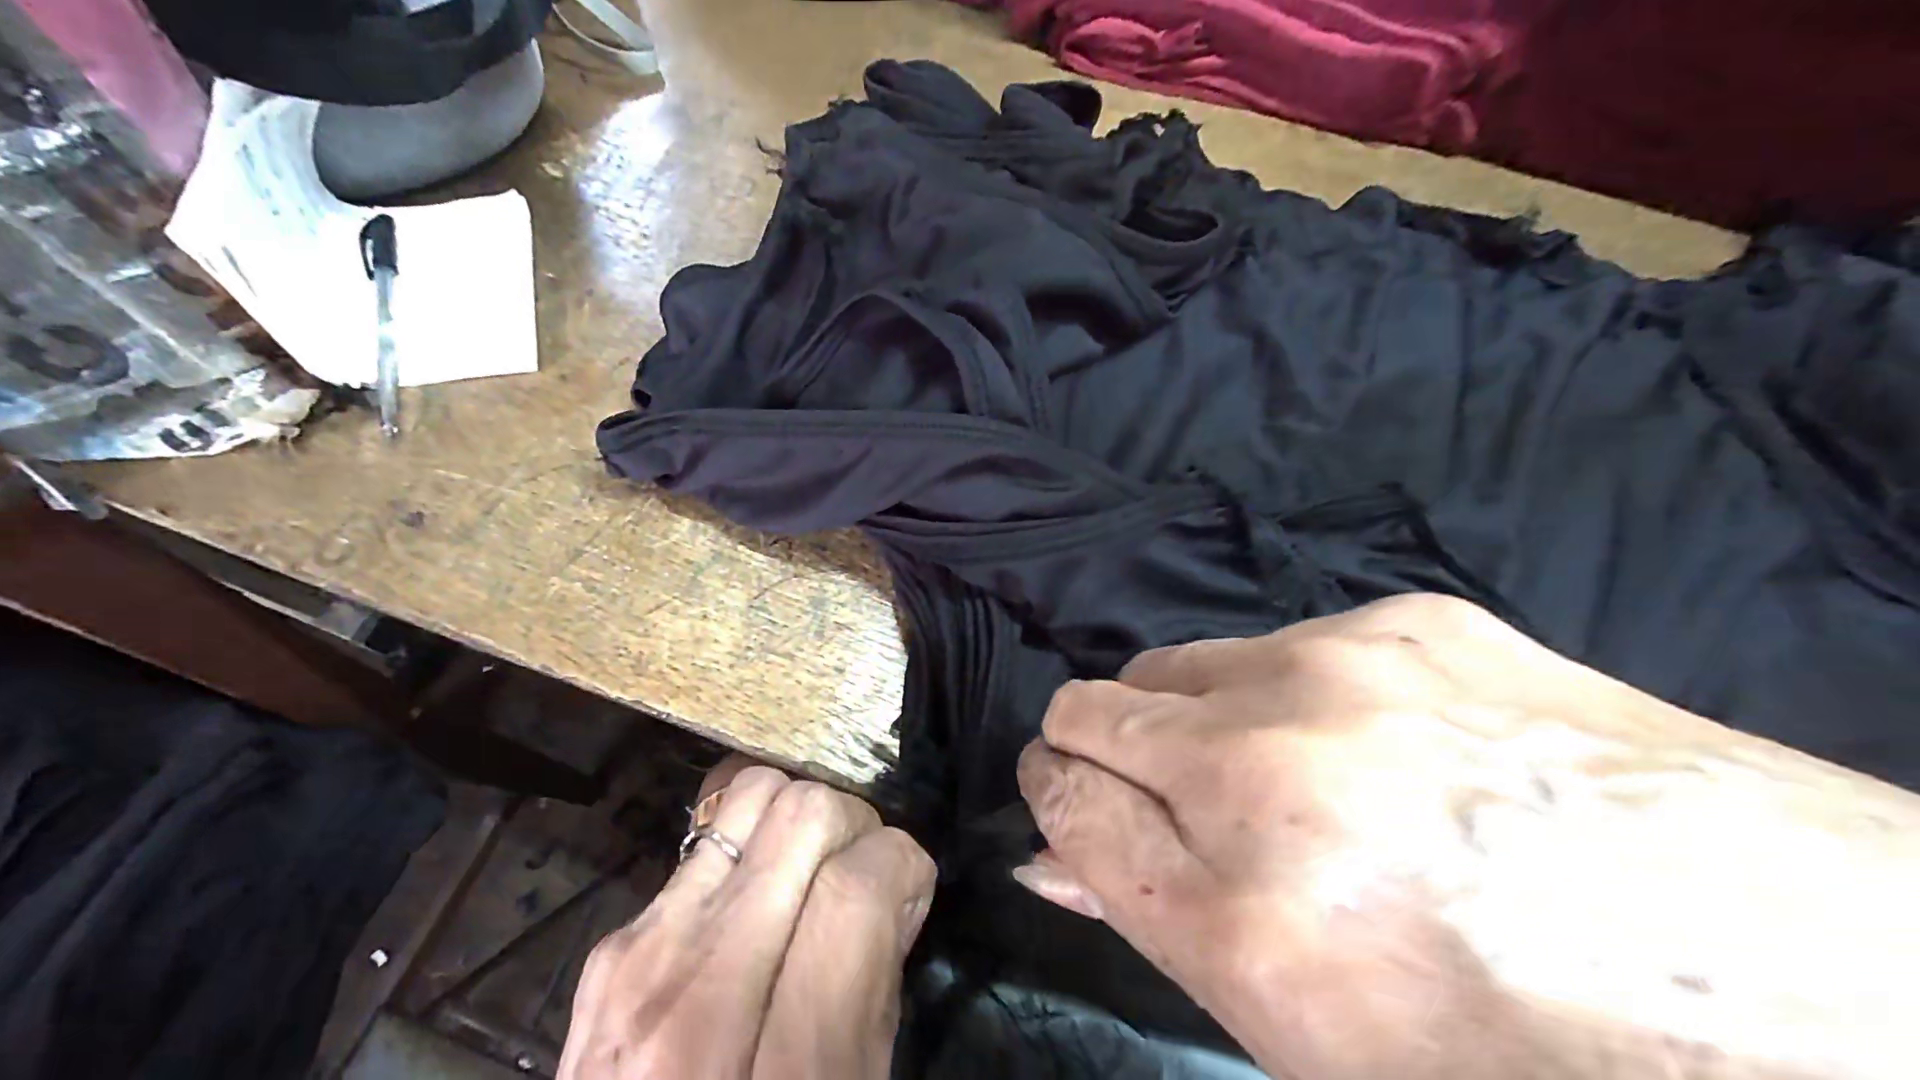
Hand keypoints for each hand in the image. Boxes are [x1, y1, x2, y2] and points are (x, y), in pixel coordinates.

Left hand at [558, 760, 934, 1079]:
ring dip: (797, 812)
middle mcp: (701, 997)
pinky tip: (754, 892)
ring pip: (750, 793)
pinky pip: (705, 842)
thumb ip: (878, 977)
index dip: (900, 863)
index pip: (856, 888)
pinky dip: (750, 847)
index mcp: (786, 1066)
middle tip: (858, 864)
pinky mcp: (613, 941)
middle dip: (853, 822)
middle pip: (804, 817)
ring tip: (808, 860)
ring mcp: (645, 956)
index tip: (904, 882)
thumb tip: (890, 876)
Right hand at [1014, 594, 1919, 1079]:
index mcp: (1239, 901)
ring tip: (1289, 774)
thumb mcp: (1300, 1025)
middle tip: (1181, 803)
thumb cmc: (1514, 1052)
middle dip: (1106, 752)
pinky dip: (1290, 690)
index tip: (1081, 810)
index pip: (1059, 786)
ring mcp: (1345, 665)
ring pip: (1179, 664)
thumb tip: (1045, 852)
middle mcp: (1267, 759)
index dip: (1057, 797)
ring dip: (1193, 716)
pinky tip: (1383, 742)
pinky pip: (1283, 643)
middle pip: (1093, 704)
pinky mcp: (1418, 617)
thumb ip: (1149, 913)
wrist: (1830, 990)